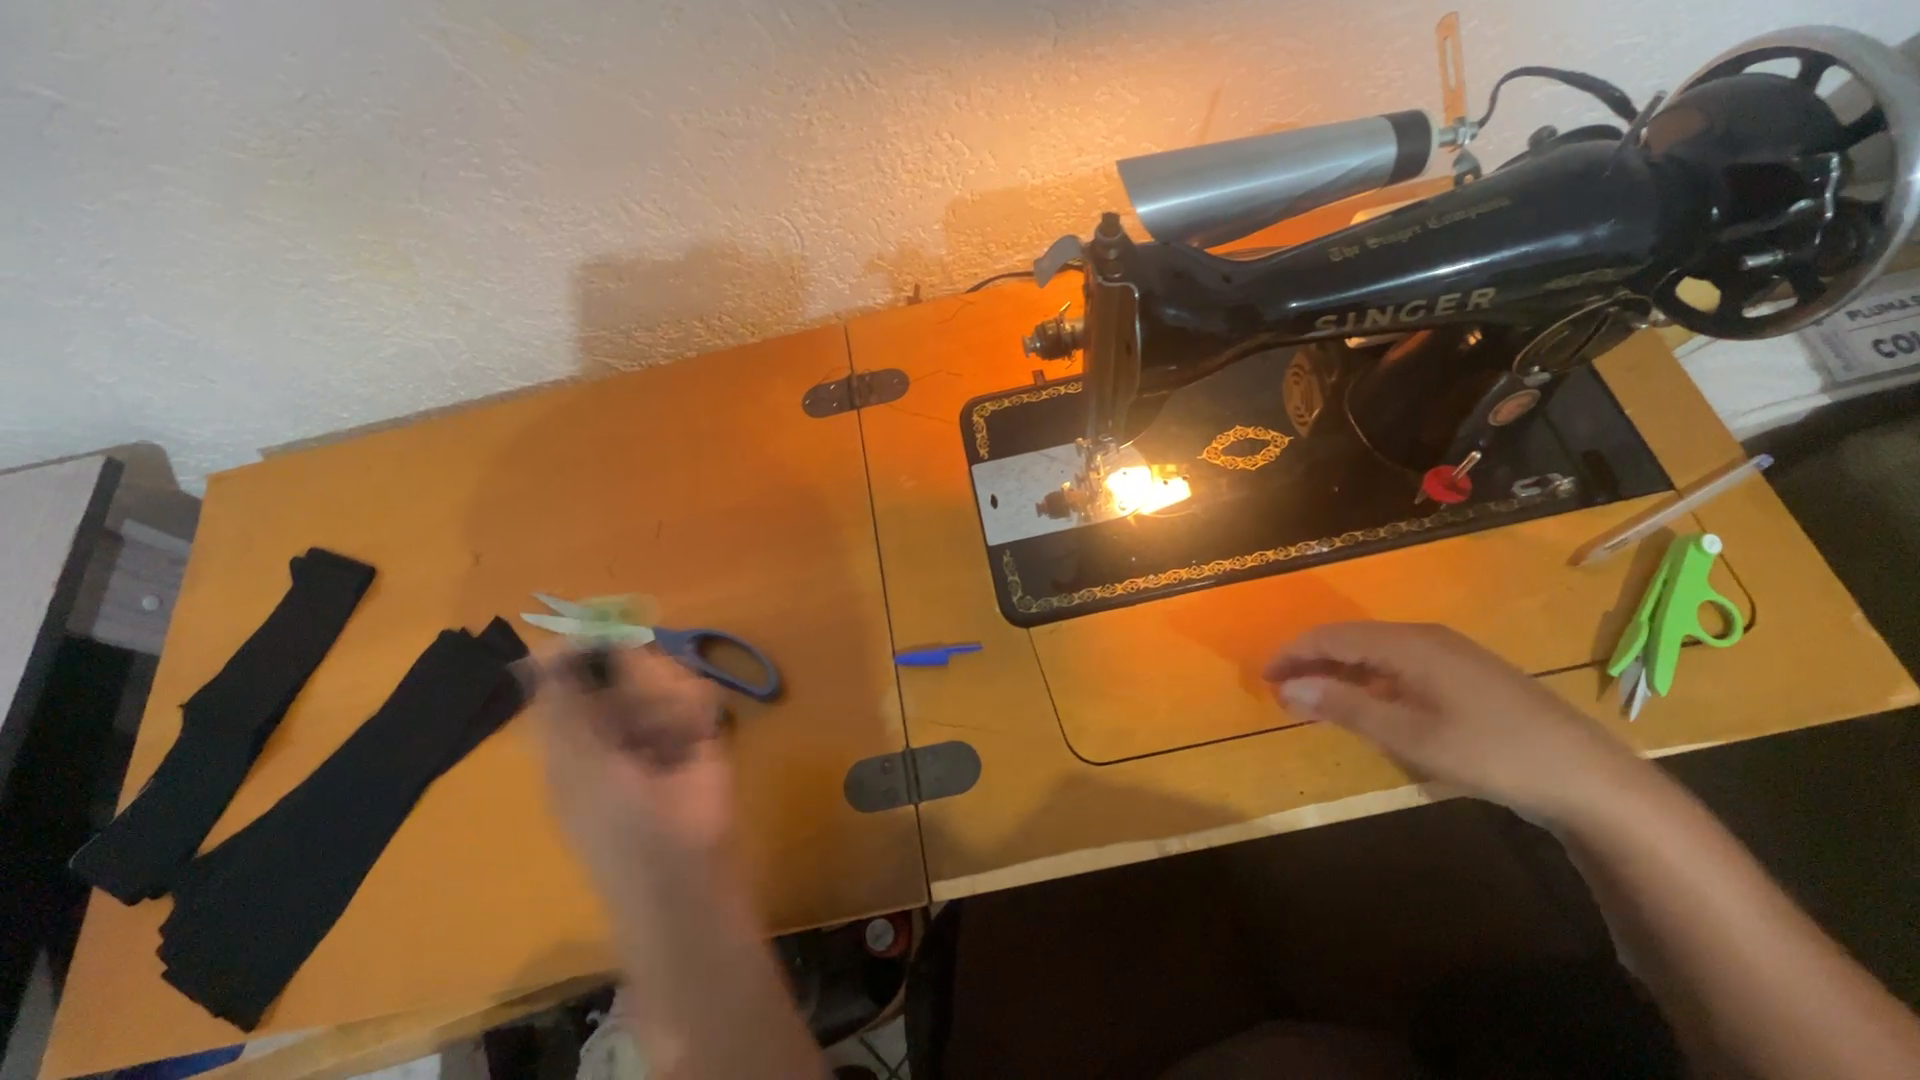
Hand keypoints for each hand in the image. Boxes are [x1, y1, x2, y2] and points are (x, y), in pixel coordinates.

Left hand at [523, 645, 733, 890]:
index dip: (585, 648)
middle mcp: (616, 721)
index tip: (600, 629)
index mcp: (573, 732)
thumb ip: (562, 699)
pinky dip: (693, 712)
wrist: (680, 863)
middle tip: (635, 703)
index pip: (573, 672)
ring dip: (664, 700)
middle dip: (632, 677)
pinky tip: (692, 739)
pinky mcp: (701, 728)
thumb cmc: (613, 821)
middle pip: (622, 663)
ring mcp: (660, 723)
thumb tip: (550, 645)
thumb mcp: (573, 761)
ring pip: (662, 672)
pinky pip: (696, 692)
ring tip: (667, 738)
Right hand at [1264, 621, 1654, 822]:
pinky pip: (1401, 668)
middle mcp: (1427, 638)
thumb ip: (1346, 707)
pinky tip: (1366, 707)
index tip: (1263, 679)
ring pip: (1377, 654)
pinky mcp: (1467, 677)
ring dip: (1340, 675)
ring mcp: (1451, 656)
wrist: (1587, 777)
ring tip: (1313, 703)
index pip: (1333, 636)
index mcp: (1410, 644)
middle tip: (1281, 694)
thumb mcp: (1409, 735)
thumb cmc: (1491, 753)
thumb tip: (1290, 687)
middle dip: (1312, 663)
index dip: (1294, 654)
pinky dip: (1370, 683)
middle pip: (1353, 640)